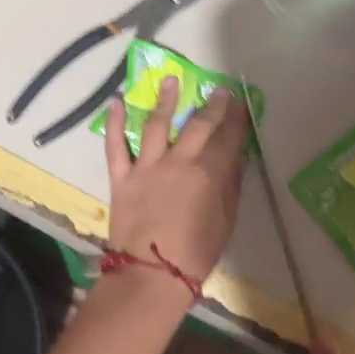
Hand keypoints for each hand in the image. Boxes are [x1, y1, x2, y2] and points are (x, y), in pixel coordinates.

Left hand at [104, 77, 247, 284]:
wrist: (151, 274)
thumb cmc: (195, 254)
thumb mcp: (225, 222)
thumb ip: (230, 186)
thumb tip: (237, 158)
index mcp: (208, 174)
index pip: (227, 139)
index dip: (236, 119)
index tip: (241, 103)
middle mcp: (178, 162)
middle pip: (197, 126)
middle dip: (210, 106)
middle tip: (217, 90)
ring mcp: (147, 167)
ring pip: (155, 124)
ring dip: (164, 100)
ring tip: (170, 80)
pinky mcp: (121, 177)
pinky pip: (115, 145)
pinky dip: (113, 123)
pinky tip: (114, 102)